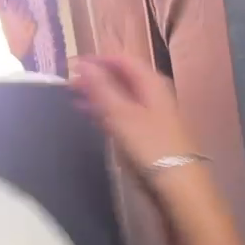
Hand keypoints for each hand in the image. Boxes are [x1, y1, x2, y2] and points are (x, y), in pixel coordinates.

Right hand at [69, 54, 203, 172]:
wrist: (176, 185)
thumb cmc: (150, 145)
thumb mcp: (121, 114)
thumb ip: (101, 87)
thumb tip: (82, 64)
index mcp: (150, 83)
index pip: (122, 59)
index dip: (97, 59)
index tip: (71, 64)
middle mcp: (151, 94)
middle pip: (120, 76)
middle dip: (94, 76)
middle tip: (68, 81)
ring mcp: (148, 113)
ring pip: (118, 95)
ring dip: (96, 93)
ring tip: (71, 95)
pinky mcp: (143, 132)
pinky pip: (119, 112)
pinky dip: (103, 109)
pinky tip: (87, 113)